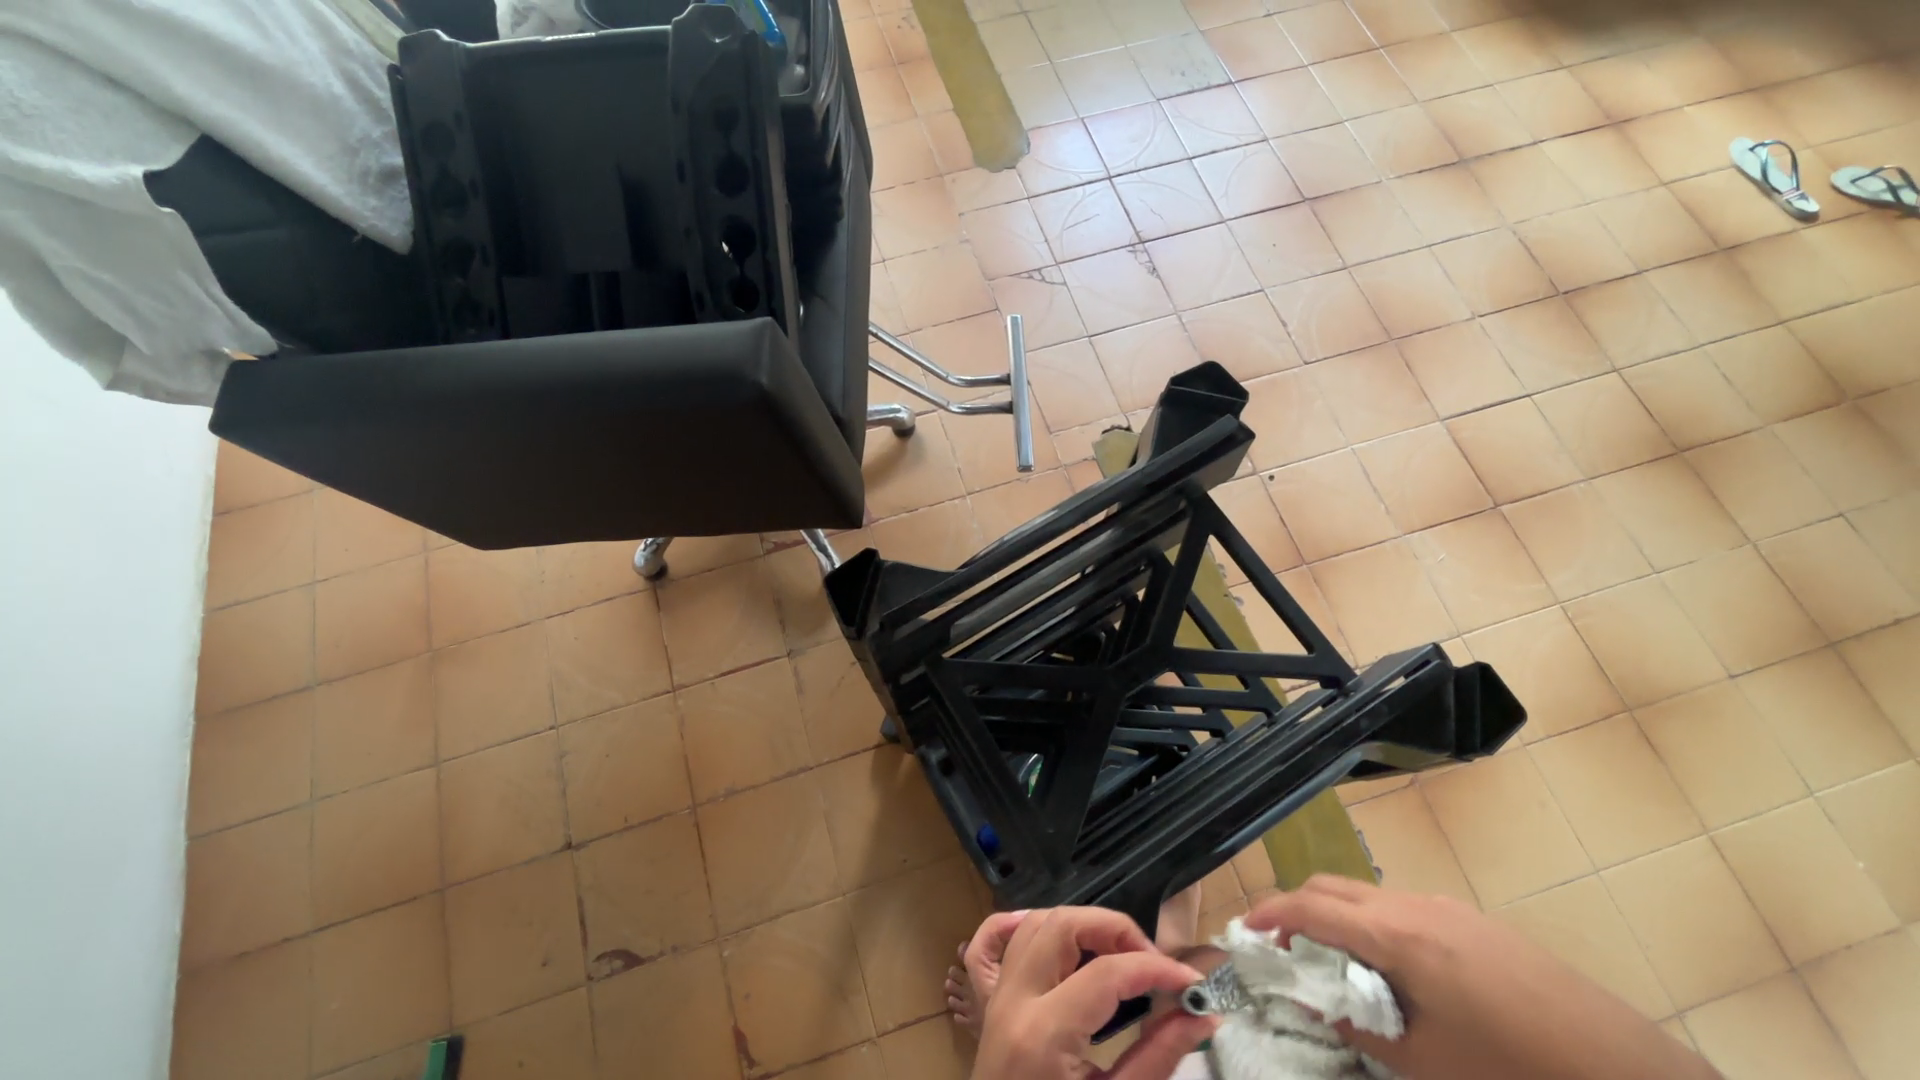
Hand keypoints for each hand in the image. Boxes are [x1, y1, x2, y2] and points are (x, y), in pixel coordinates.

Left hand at [972, 906, 1218, 1079]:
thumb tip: (1203, 1016)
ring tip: (1121, 954)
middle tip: (1153, 962)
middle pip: (1063, 926)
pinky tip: (1066, 942)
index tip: (1191, 981)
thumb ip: (1157, 1056)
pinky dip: (1035, 929)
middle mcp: (1014, 1000)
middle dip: (1116, 930)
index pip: (1107, 973)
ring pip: (1035, 924)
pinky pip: (998, 941)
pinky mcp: (992, 1000)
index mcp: (1043, 1033)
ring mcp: (997, 995)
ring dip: (1082, 926)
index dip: (1157, 968)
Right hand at [1247, 876, 1719, 1079]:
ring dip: (1338, 920)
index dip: (1270, 913)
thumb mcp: (1423, 1061)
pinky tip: (1389, 974)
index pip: (1312, 905)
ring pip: (1369, 897)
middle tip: (1280, 950)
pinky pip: (1404, 911)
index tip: (1244, 932)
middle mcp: (1418, 905)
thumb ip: (1356, 1025)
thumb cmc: (1512, 1070)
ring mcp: (1451, 909)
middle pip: (1335, 887)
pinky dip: (1375, 929)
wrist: (1626, 1071)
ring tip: (1331, 967)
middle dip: (1297, 909)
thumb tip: (1311, 1003)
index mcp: (1399, 934)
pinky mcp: (1476, 924)